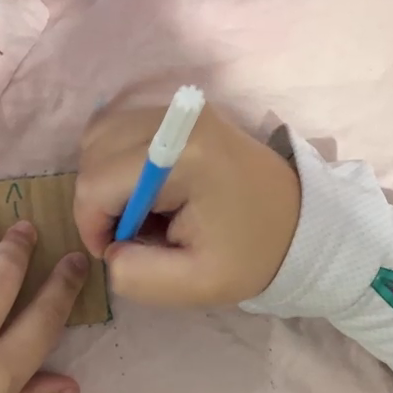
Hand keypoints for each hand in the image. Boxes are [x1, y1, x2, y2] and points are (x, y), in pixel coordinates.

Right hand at [73, 102, 300, 306]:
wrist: (300, 223)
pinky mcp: (178, 110)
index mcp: (184, 157)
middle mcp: (176, 119)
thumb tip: (108, 249)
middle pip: (93, 153)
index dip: (91, 224)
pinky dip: (115, 159)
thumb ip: (137, 275)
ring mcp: (177, 108)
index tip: (115, 252)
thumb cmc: (251, 254)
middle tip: (130, 234)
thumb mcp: (196, 284)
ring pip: (99, 135)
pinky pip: (118, 126)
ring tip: (138, 210)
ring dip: (104, 178)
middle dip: (97, 201)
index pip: (97, 182)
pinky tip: (142, 188)